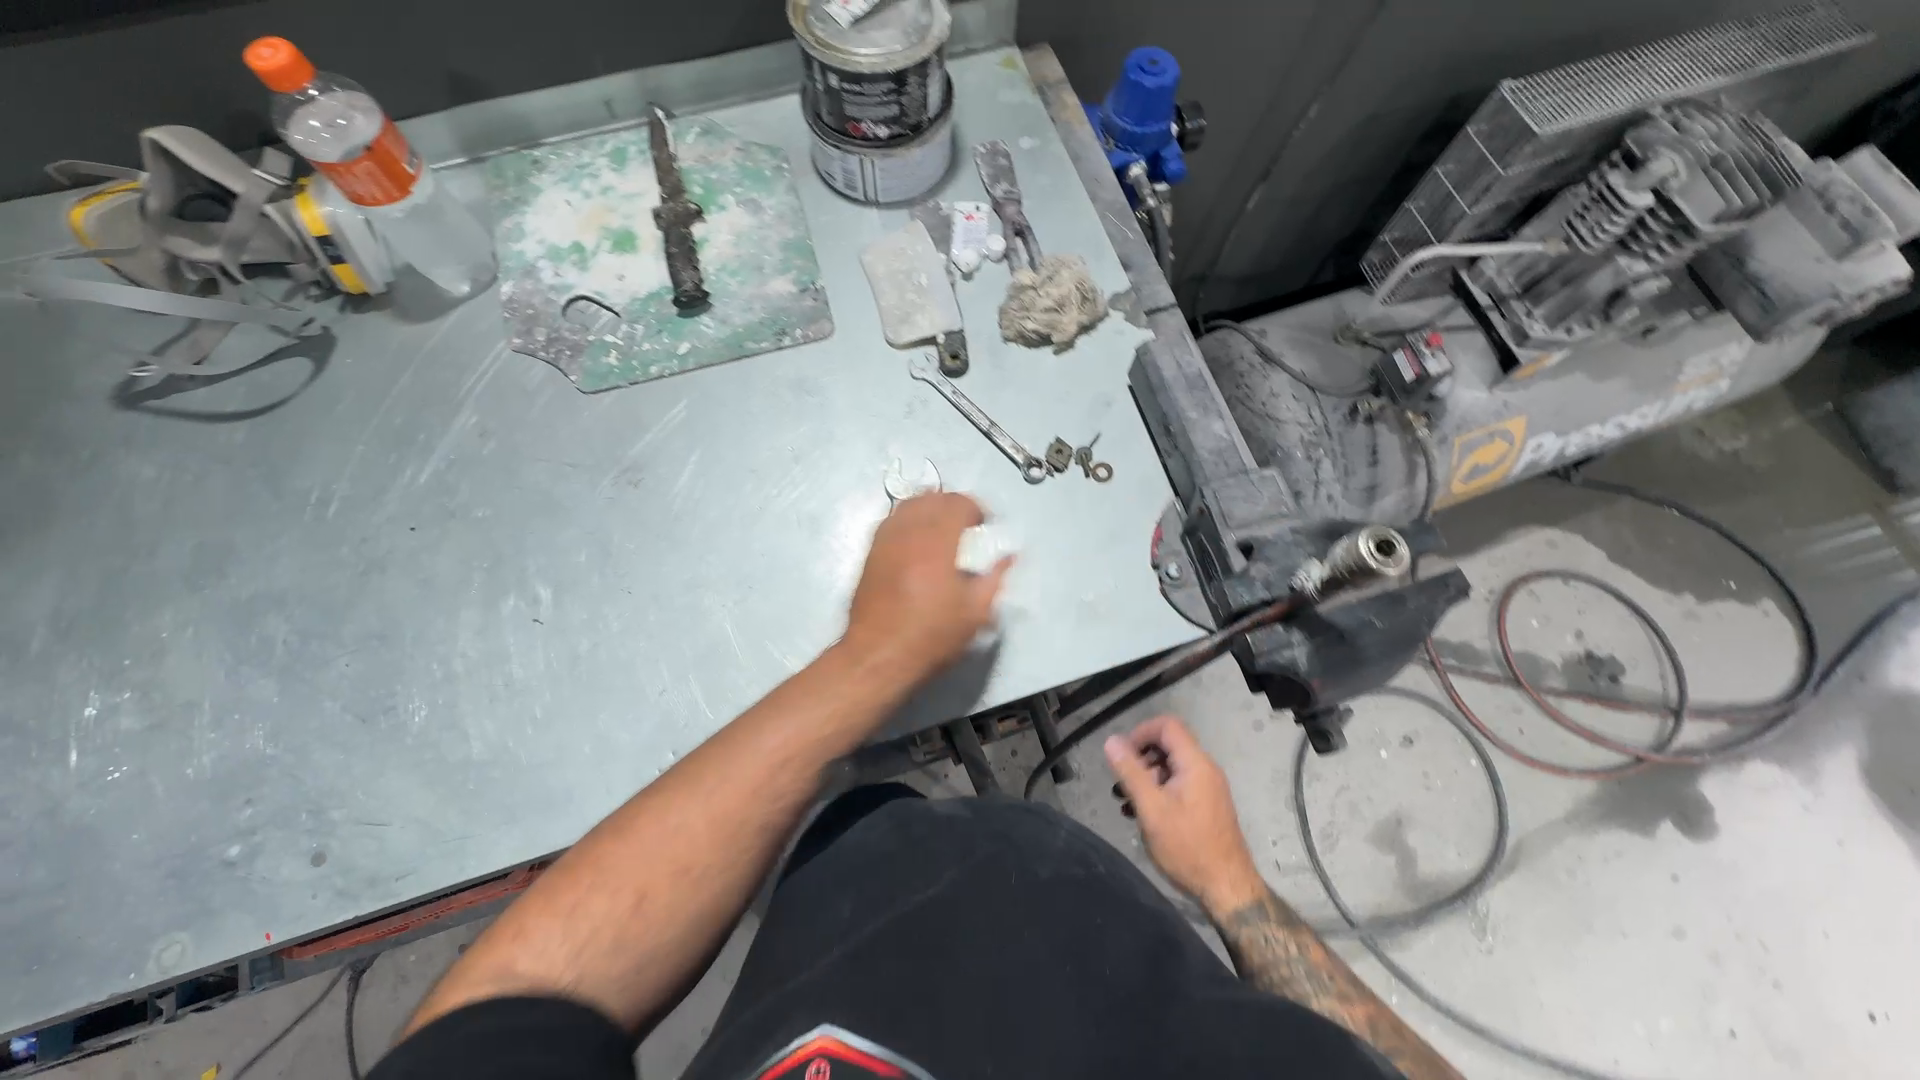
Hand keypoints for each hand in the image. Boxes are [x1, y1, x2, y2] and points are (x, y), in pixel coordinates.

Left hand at [842, 493, 1011, 686]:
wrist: (878, 655)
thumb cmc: (931, 637)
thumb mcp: (975, 613)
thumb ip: (994, 578)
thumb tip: (1008, 557)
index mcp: (937, 544)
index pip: (957, 504)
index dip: (976, 508)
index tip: (985, 525)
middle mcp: (908, 533)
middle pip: (932, 498)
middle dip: (954, 505)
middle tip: (967, 525)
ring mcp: (884, 541)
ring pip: (908, 505)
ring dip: (929, 508)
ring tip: (942, 528)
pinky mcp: (870, 554)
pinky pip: (891, 521)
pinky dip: (908, 520)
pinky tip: (917, 541)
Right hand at [1105, 715, 1265, 917]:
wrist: (1226, 887)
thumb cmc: (1187, 846)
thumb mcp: (1151, 808)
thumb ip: (1131, 772)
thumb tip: (1112, 741)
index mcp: (1195, 763)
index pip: (1167, 725)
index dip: (1140, 733)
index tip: (1122, 756)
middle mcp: (1205, 769)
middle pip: (1168, 745)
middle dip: (1140, 758)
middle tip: (1122, 784)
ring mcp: (1208, 788)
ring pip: (1171, 767)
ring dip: (1146, 778)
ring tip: (1126, 802)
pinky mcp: (1206, 805)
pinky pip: (1178, 785)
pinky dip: (1158, 791)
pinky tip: (1142, 814)